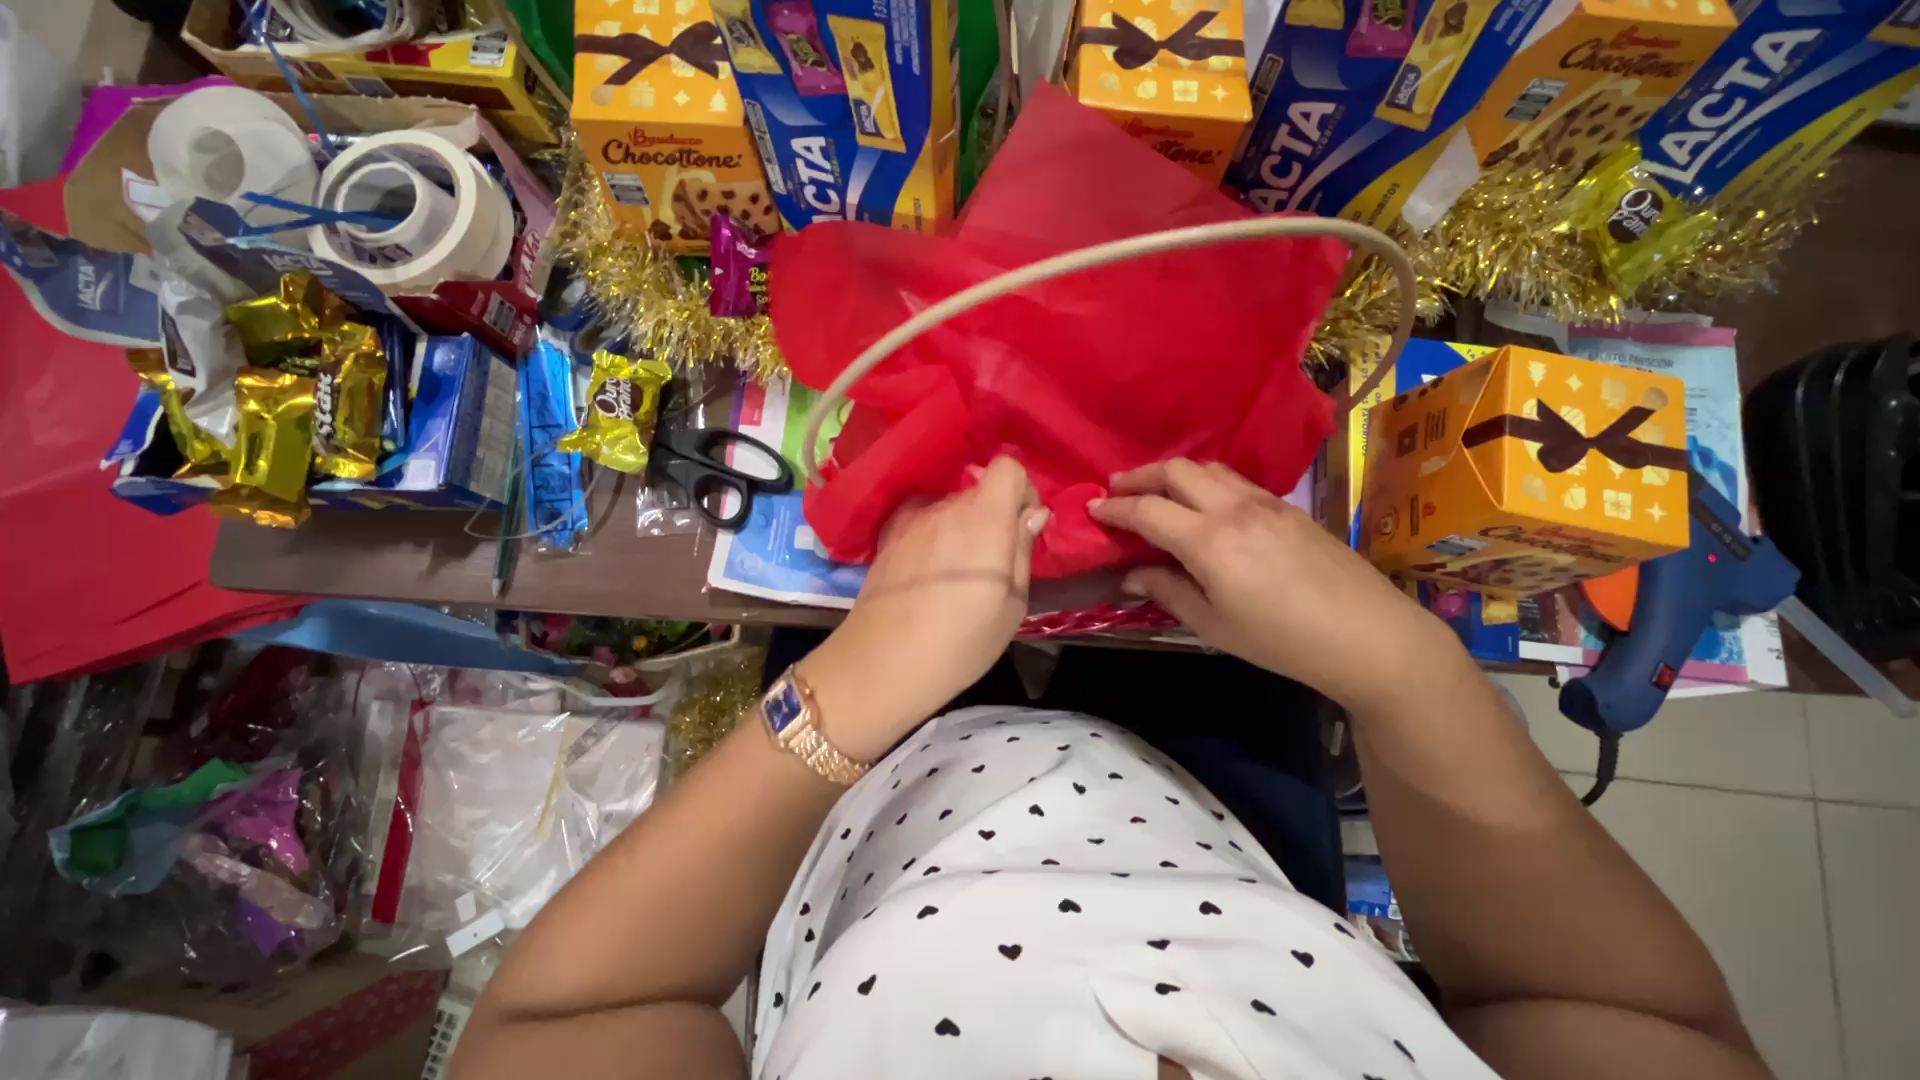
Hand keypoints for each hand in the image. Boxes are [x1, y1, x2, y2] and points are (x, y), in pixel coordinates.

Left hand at [799, 457, 1046, 762]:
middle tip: (993, 563)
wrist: (883, 663)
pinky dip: (930, 538)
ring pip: (947, 509)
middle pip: (977, 491)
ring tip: (956, 577)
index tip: (1022, 527)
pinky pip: (920, 525)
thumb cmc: (962, 641)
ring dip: (959, 530)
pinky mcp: (886, 539)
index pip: (1008, 467)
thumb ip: (1023, 550)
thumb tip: (1032, 515)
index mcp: (985, 517)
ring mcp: (911, 521)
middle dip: (991, 517)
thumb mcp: (1013, 605)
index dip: (1021, 491)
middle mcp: (946, 507)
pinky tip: (927, 575)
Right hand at [1087, 459, 1458, 711]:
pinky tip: (1203, 505)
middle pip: (1177, 471)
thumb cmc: (1282, 640)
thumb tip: (1133, 574)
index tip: (1092, 510)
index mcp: (1209, 540)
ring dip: (1175, 474)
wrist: (1367, 634)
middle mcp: (1234, 508)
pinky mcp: (1288, 507)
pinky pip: (1235, 480)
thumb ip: (1168, 592)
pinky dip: (1206, 482)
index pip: (1147, 509)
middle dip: (1140, 476)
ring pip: (1209, 468)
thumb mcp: (1214, 625)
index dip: (1114, 508)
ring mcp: (1265, 503)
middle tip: (1116, 490)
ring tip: (1156, 492)